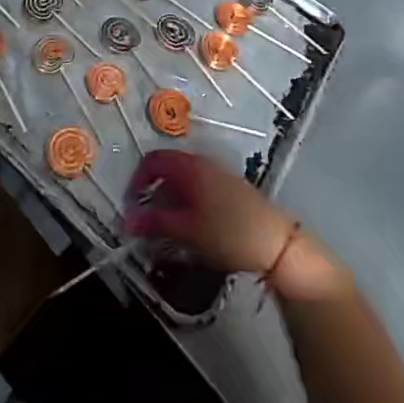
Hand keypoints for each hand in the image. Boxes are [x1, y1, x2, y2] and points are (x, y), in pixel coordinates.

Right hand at [125, 150, 349, 300]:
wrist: (275, 242)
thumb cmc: (229, 233)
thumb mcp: (187, 231)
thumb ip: (156, 222)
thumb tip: (128, 219)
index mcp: (192, 166)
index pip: (154, 160)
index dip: (137, 179)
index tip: (131, 206)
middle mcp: (205, 163)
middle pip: (169, 168)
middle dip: (153, 192)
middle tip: (146, 222)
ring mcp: (219, 173)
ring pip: (184, 179)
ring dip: (169, 199)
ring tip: (166, 228)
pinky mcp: (229, 188)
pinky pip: (198, 187)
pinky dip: (186, 201)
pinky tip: (189, 226)